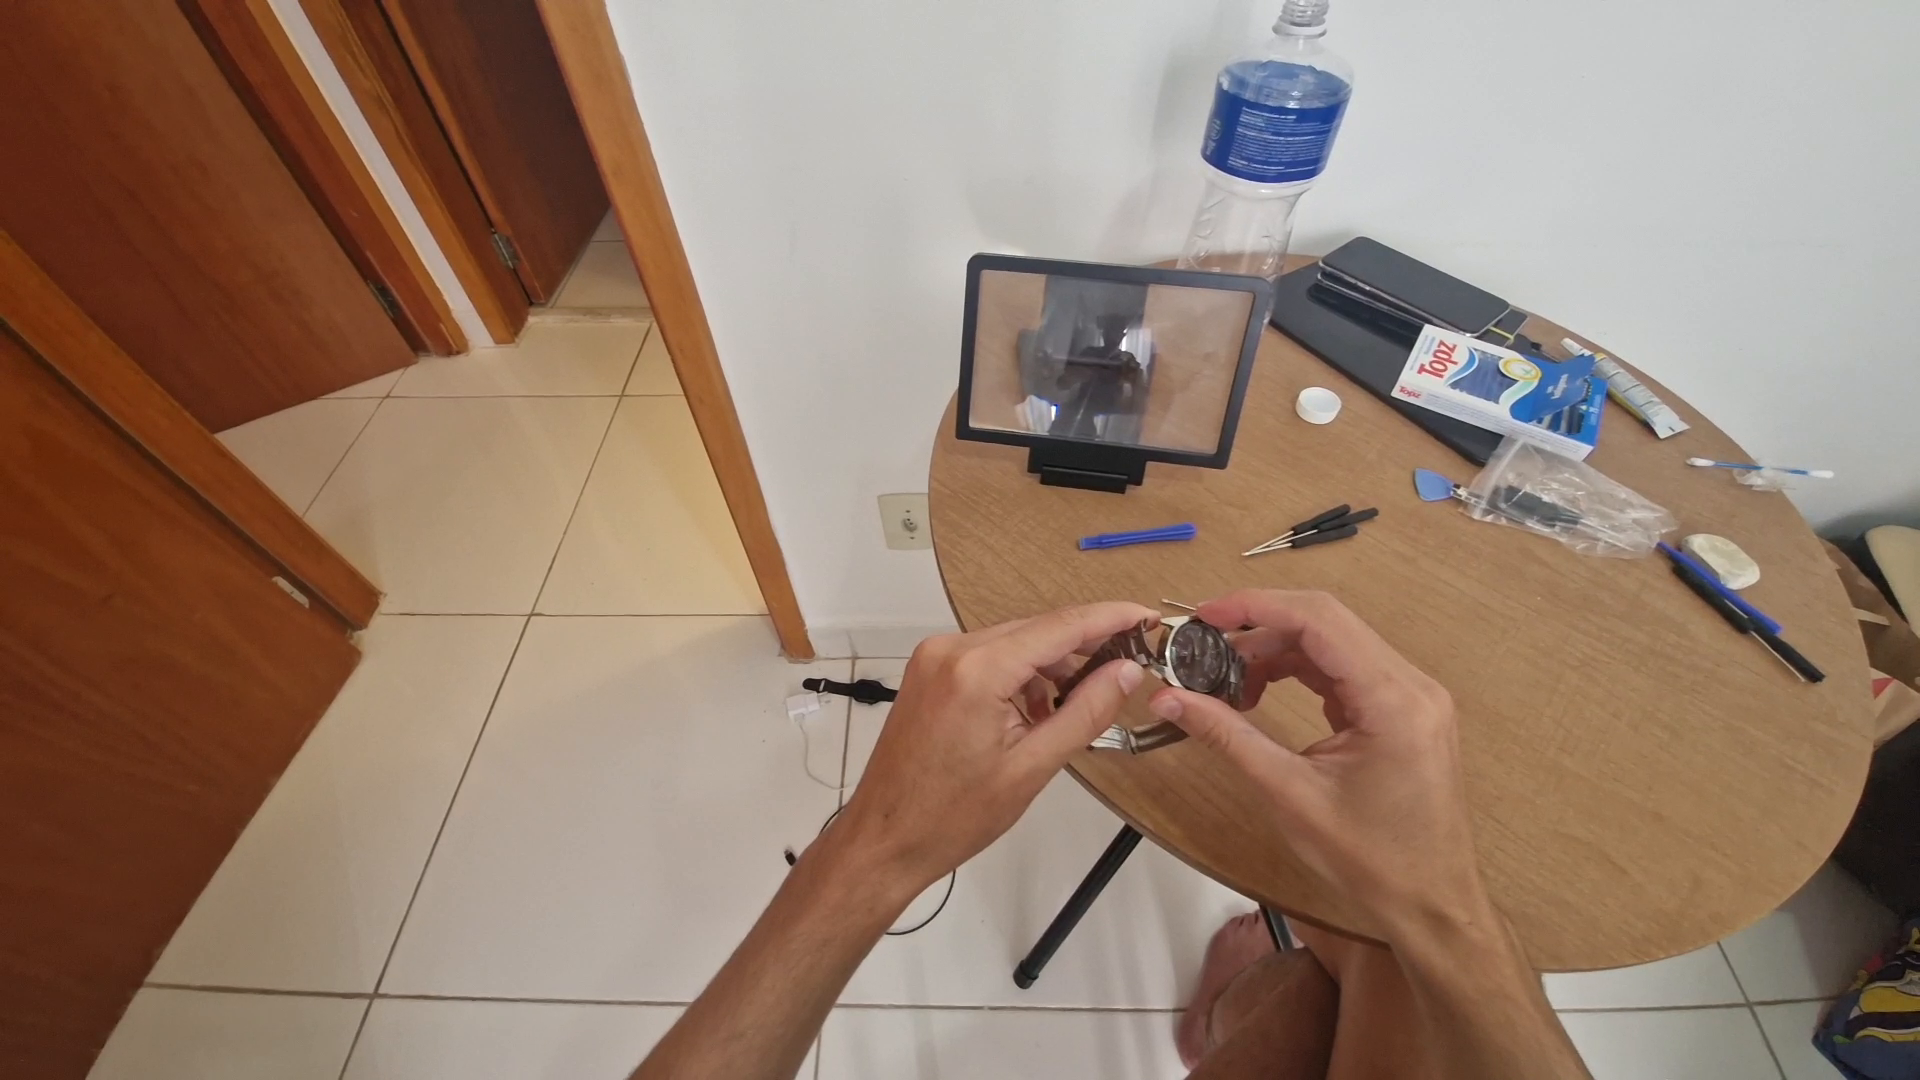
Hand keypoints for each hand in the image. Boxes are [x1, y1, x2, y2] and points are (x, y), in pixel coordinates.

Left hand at [835, 602, 1154, 890]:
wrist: (884, 838)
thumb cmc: (954, 816)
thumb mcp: (1032, 767)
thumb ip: (1085, 712)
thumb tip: (1127, 671)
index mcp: (977, 669)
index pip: (1059, 627)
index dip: (1109, 618)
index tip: (1147, 617)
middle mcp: (952, 648)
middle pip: (1037, 629)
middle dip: (1084, 644)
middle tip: (1129, 663)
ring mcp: (935, 656)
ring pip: (1013, 641)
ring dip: (1051, 663)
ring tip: (1083, 700)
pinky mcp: (929, 669)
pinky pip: (989, 655)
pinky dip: (1019, 672)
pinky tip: (1038, 707)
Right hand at [1146, 590, 1488, 939]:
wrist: (1432, 905)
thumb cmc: (1368, 858)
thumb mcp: (1288, 793)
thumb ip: (1226, 735)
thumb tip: (1165, 698)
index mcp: (1392, 700)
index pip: (1319, 620)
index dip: (1256, 606)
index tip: (1204, 615)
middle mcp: (1410, 683)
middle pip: (1324, 621)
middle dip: (1257, 624)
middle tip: (1203, 642)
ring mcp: (1409, 693)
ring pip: (1328, 640)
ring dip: (1272, 648)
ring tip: (1224, 676)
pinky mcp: (1399, 706)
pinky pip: (1338, 665)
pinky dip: (1293, 668)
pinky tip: (1258, 690)